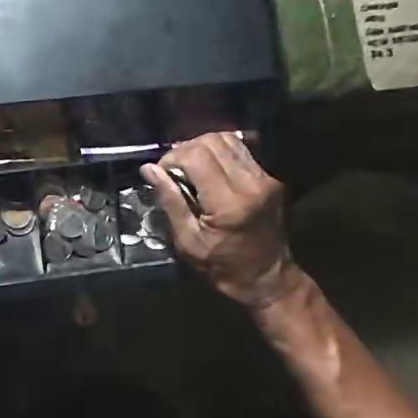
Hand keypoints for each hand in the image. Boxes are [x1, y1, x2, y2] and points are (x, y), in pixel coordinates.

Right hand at [142, 133, 300, 310]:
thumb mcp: (188, 241)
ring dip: (202, 148)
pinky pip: (239, 149)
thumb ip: (170, 201)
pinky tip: (208, 169)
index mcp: (229, 203)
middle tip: (174, 171)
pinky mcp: (269, 177)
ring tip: (190, 168)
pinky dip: (219, 152)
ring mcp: (264, 178)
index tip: (162, 174)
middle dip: (185, 150)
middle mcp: (251, 183)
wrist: (266, 277)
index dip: (172, 158)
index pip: (196, 156)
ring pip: (227, 139)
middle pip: (211, 142)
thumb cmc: (222, 267)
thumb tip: (149, 169)